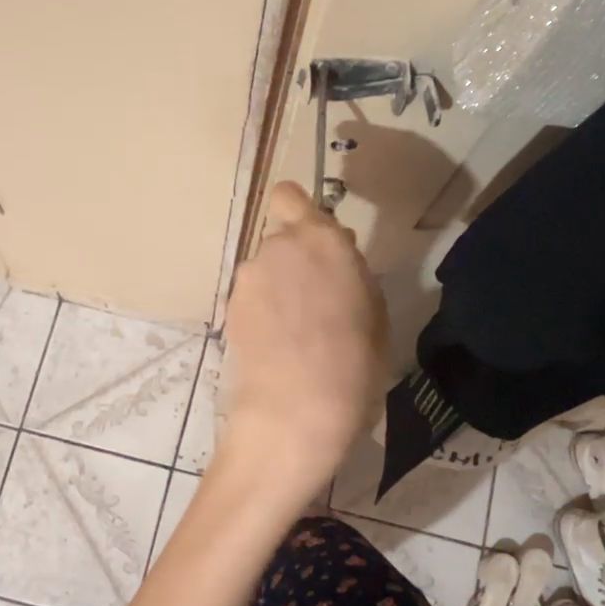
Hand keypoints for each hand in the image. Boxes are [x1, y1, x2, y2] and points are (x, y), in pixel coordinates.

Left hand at [221, 181, 386, 496]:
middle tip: (315, 303)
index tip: (313, 242)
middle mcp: (279, 247)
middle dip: (295, 263)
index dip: (298, 213)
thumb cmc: (355, 362)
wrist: (298, 408)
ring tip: (295, 334)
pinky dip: (261, 315)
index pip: (290, 197)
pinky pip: (251, 300)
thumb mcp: (375, 312)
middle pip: (282, 241)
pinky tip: (275, 347)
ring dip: (277, 290)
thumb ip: (350, 273)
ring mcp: (248, 278)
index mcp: (323, 238)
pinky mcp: (229, 309)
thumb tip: (334, 262)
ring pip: (264, 273)